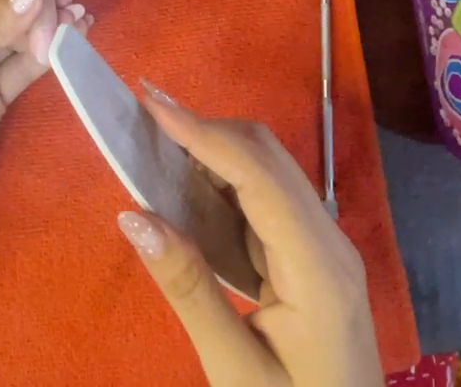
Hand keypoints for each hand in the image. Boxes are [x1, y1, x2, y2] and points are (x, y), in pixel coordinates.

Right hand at [118, 89, 380, 386]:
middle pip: (266, 157)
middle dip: (202, 129)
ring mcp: (321, 248)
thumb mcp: (236, 373)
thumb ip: (188, 290)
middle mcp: (328, 242)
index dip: (202, 131)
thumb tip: (132, 213)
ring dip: (206, 152)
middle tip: (140, 119)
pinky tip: (180, 190)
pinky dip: (215, 184)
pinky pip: (258, 200)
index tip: (148, 100)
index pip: (259, 175)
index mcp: (319, 269)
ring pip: (262, 170)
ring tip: (150, 146)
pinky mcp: (306, 258)